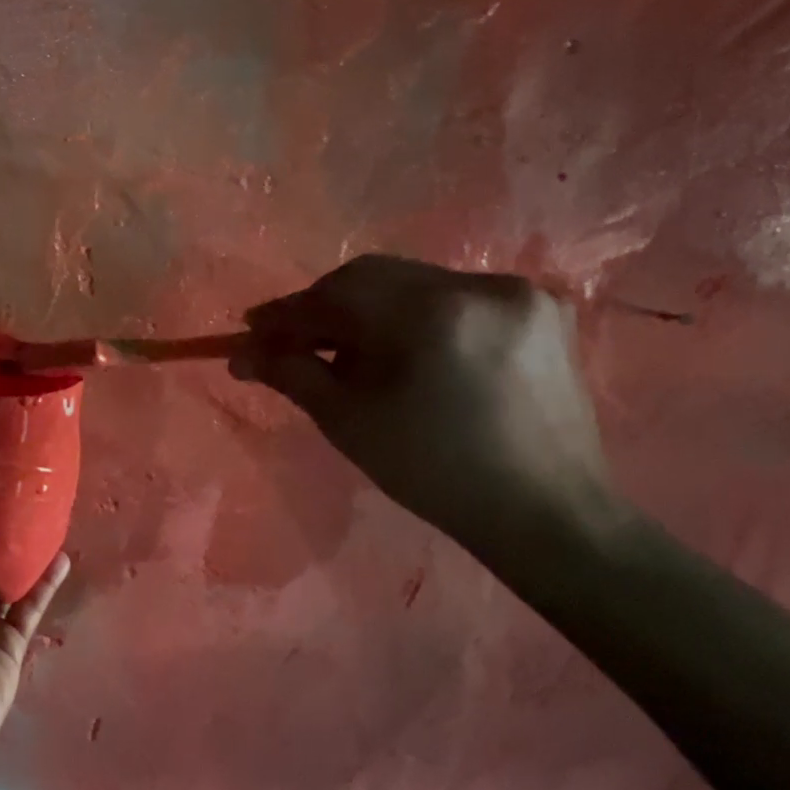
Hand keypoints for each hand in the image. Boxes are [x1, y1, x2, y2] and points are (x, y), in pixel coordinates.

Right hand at [232, 254, 614, 547]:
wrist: (545, 511)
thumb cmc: (433, 469)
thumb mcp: (346, 420)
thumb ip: (291, 372)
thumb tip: (244, 354)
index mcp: (433, 313)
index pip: (336, 292)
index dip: (286, 312)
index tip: (249, 331)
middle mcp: (479, 286)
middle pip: (373, 277)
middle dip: (323, 307)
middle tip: (289, 341)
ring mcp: (518, 294)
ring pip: (412, 284)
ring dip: (366, 310)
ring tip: (341, 350)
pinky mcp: (539, 310)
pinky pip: (452, 296)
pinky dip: (412, 315)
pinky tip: (397, 349)